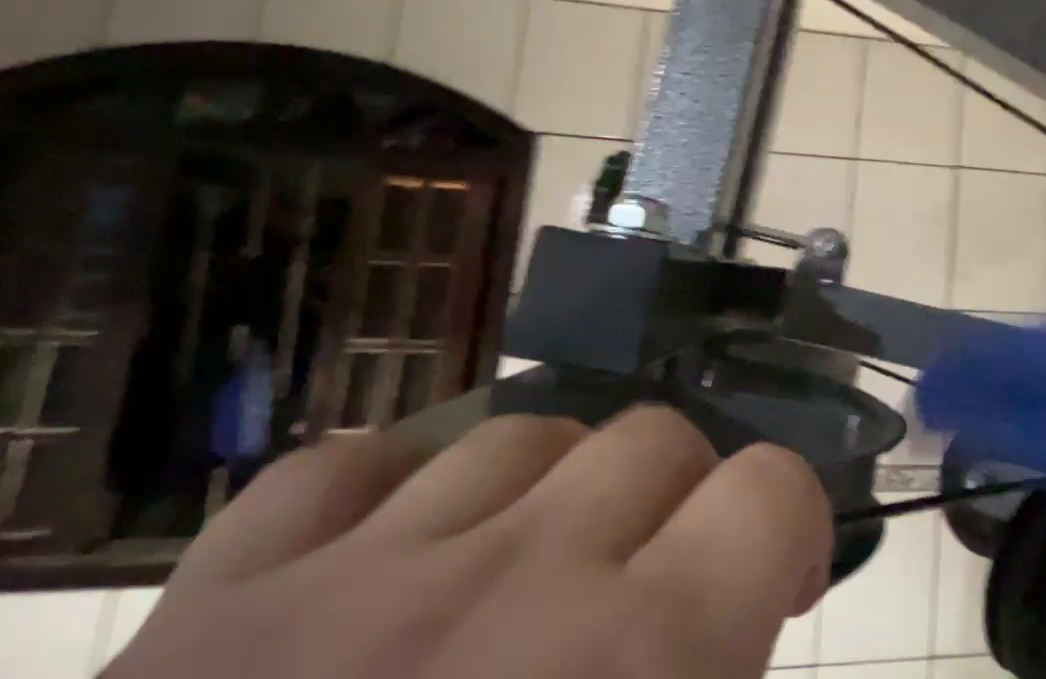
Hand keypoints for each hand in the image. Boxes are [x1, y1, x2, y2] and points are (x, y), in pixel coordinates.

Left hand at [106, 408, 832, 678]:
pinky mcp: (210, 609)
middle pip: (653, 437)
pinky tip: (396, 562)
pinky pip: (339, 473)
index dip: (789, 530)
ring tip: (528, 579)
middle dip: (681, 504)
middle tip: (652, 593)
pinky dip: (389, 497)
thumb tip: (730, 659)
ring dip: (552, 493)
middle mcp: (517, 583)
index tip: (771, 592)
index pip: (773, 489)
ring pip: (517, 434)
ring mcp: (353, 582)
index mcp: (642, 661)